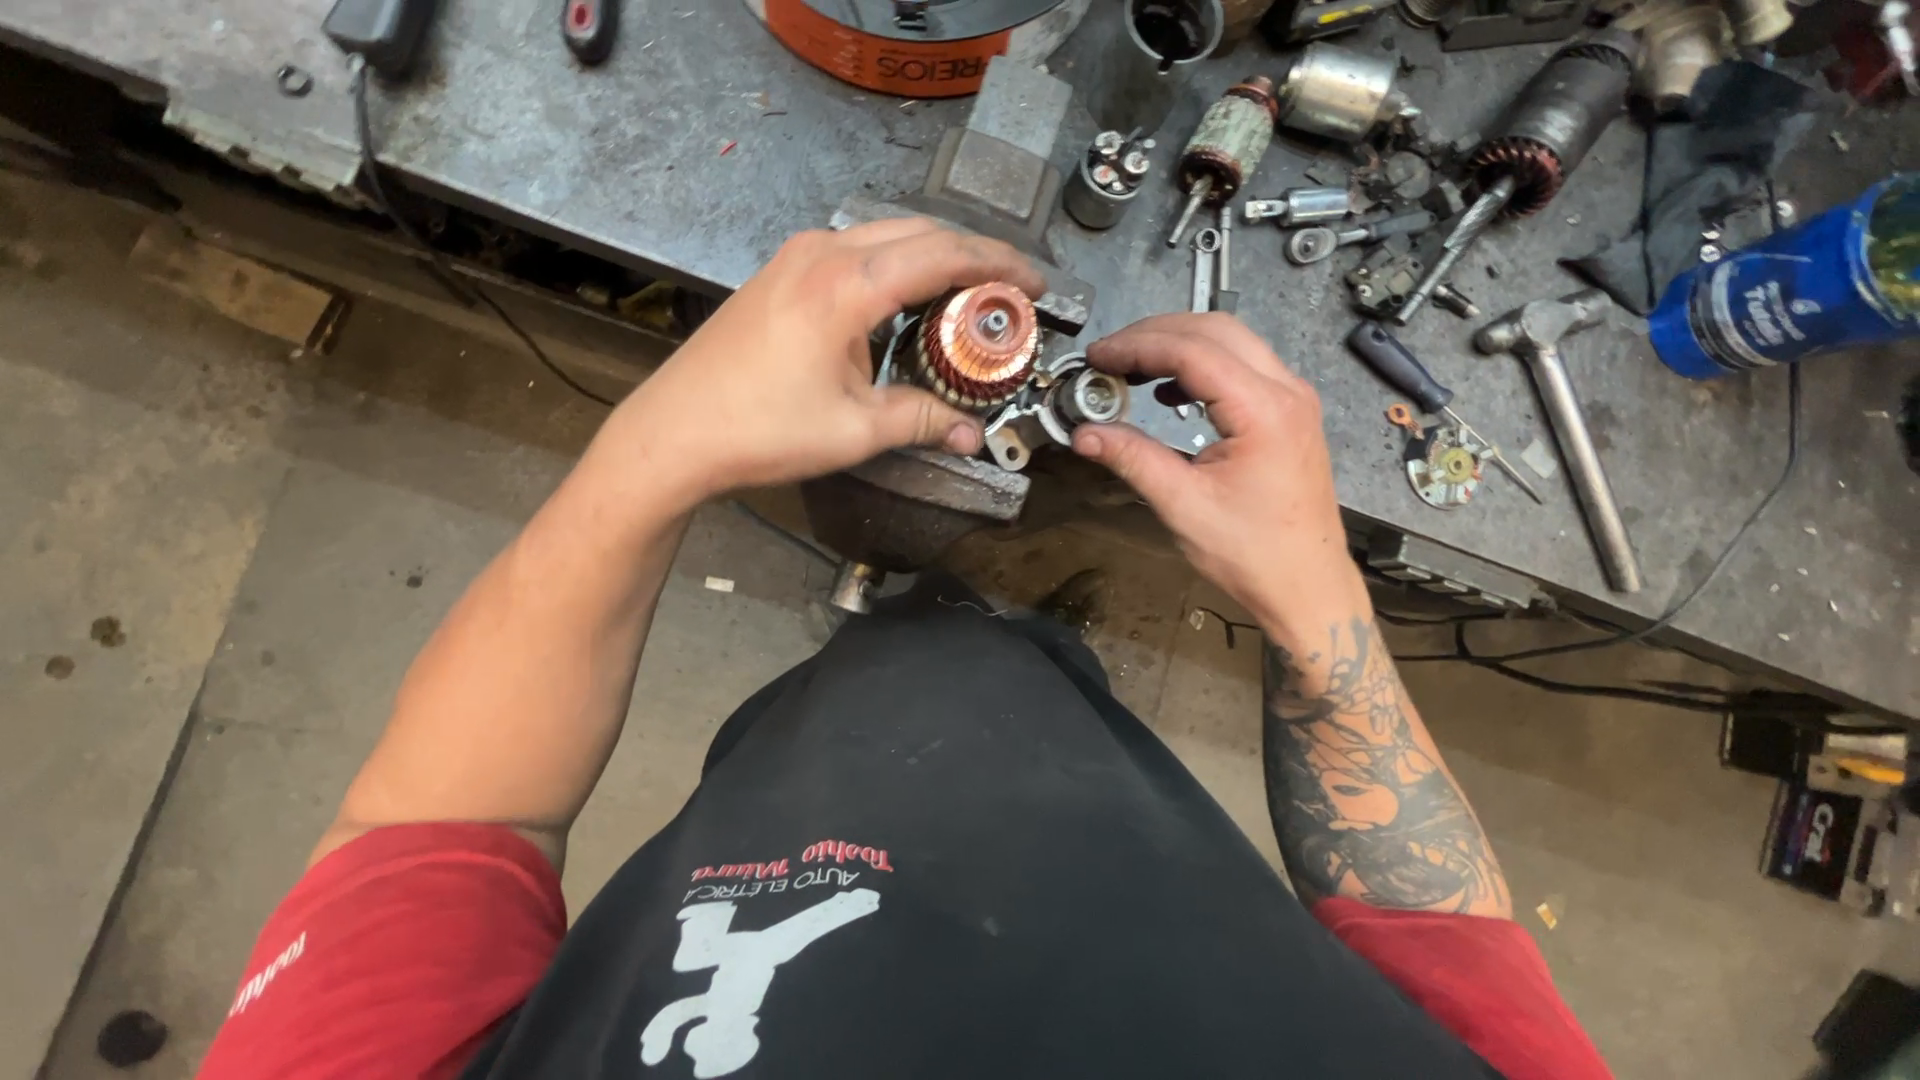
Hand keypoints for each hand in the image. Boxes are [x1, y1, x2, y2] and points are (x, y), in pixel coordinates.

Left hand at [592, 219, 1044, 509]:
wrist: (674, 433)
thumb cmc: (761, 430)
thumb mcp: (855, 429)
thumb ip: (923, 419)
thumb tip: (971, 433)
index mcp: (846, 284)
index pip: (943, 252)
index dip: (998, 265)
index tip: (1033, 284)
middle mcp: (822, 252)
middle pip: (919, 233)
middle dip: (972, 256)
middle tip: (1007, 295)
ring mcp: (795, 257)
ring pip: (885, 237)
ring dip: (932, 259)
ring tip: (965, 299)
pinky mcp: (780, 274)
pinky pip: (854, 252)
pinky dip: (894, 267)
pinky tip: (906, 304)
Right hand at [1070, 314, 1367, 635]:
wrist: (1306, 585)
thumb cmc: (1250, 553)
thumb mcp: (1183, 506)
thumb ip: (1133, 459)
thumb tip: (1083, 434)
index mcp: (1263, 410)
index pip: (1193, 351)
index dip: (1137, 347)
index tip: (1096, 358)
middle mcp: (1286, 391)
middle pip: (1216, 331)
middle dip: (1155, 334)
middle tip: (1108, 357)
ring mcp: (1293, 399)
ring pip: (1232, 342)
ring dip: (1178, 345)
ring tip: (1130, 369)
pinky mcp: (1289, 414)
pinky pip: (1242, 367)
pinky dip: (1201, 366)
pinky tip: (1169, 393)